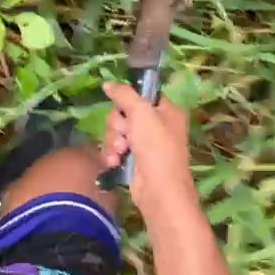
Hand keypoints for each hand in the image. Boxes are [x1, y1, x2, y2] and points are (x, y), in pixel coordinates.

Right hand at [100, 81, 197, 221]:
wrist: (159, 190)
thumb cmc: (156, 148)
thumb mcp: (141, 113)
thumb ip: (124, 94)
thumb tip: (108, 84)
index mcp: (167, 111)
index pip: (143, 95)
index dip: (130, 100)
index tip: (123, 107)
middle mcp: (157, 125)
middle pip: (124, 113)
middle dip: (118, 125)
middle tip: (125, 134)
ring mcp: (145, 144)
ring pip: (116, 130)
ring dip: (113, 140)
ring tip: (120, 151)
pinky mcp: (133, 159)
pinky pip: (114, 147)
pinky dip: (112, 153)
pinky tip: (115, 161)